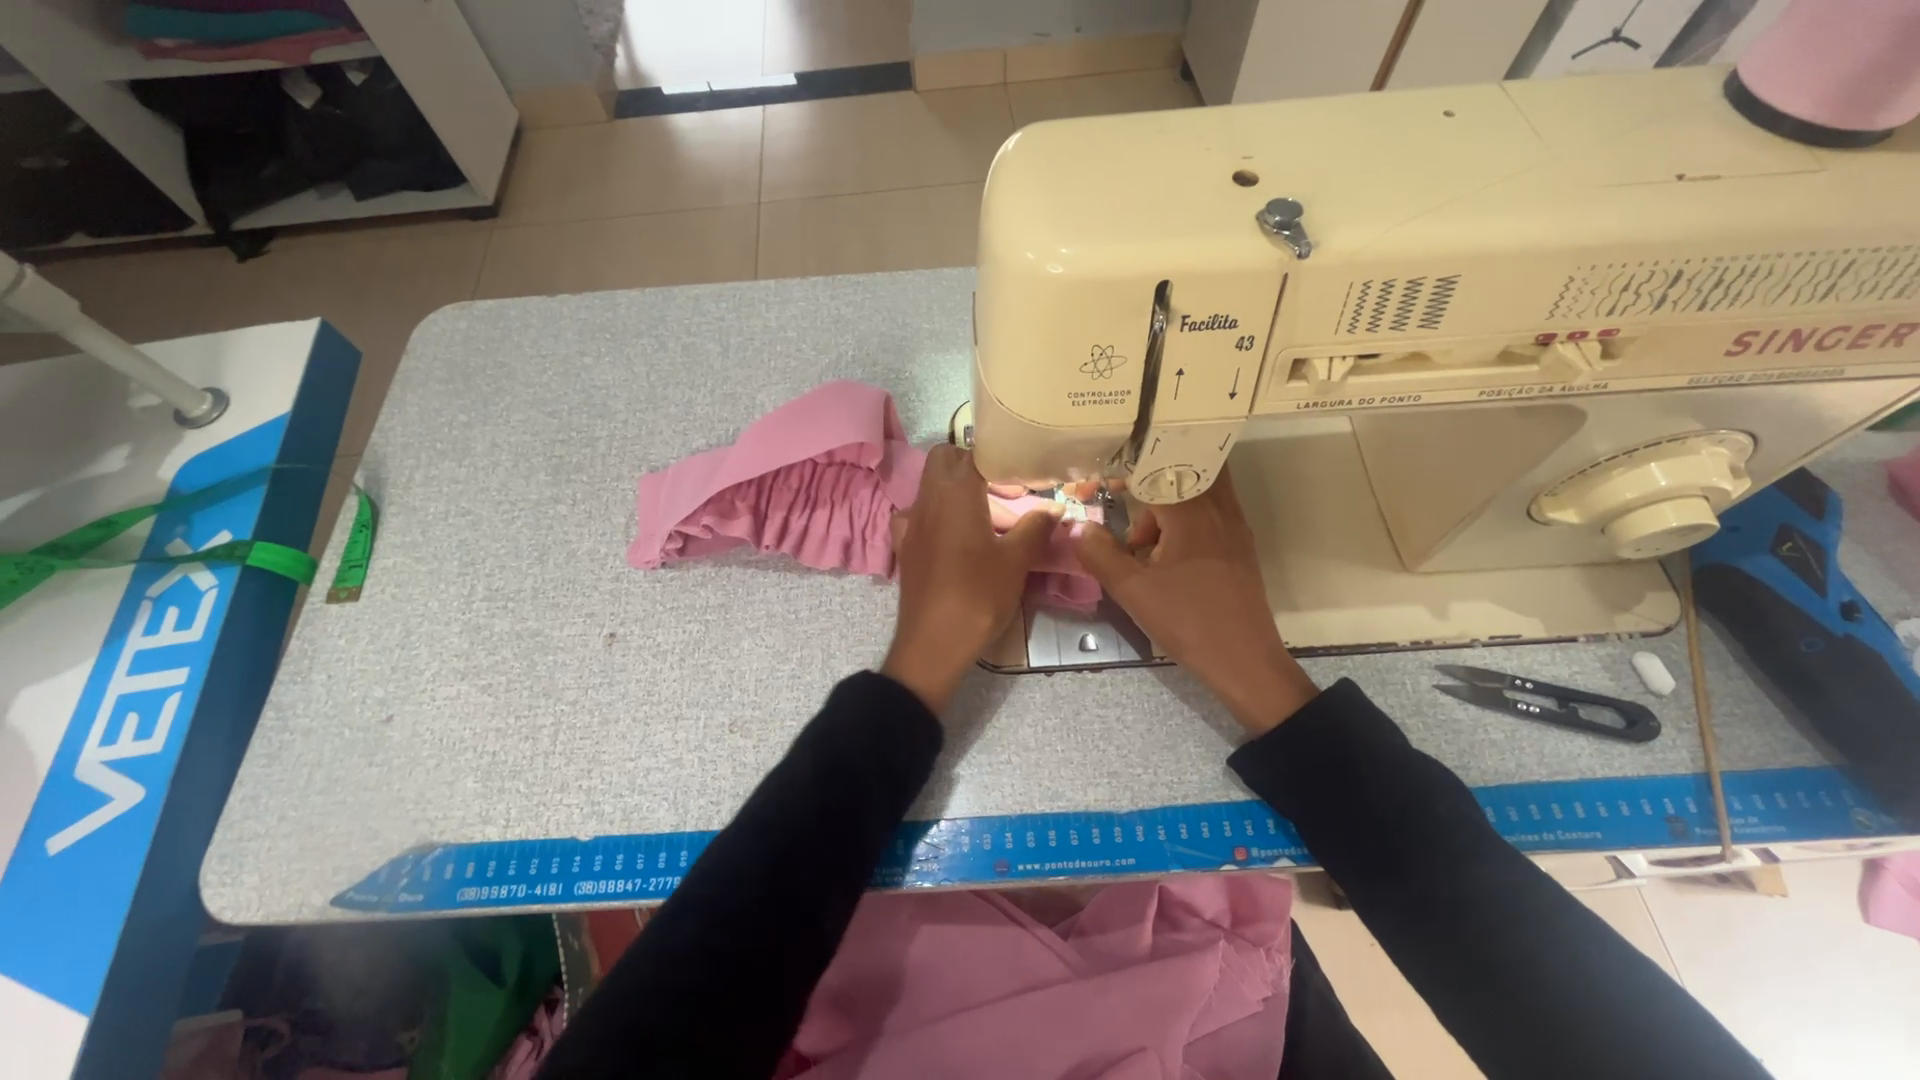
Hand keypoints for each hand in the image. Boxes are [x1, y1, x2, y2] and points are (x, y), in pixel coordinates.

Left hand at [883, 445, 1060, 712]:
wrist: (932, 644)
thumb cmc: (977, 596)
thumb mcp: (1016, 562)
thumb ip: (1036, 529)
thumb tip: (1054, 509)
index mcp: (956, 493)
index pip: (975, 452)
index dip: (1000, 456)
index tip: (1024, 471)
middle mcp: (928, 499)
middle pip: (944, 460)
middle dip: (972, 464)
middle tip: (1004, 486)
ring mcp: (911, 523)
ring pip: (930, 487)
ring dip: (955, 490)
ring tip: (986, 512)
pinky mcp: (904, 547)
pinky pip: (918, 516)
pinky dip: (936, 515)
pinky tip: (953, 535)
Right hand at [1074, 467, 1316, 734]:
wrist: (1244, 661)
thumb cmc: (1187, 621)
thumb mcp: (1132, 590)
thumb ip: (1100, 553)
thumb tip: (1079, 527)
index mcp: (1192, 511)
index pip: (1157, 470)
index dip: (1126, 474)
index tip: (1104, 487)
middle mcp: (1220, 509)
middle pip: (1186, 471)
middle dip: (1154, 481)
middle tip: (1126, 500)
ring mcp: (1235, 528)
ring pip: (1201, 493)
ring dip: (1171, 506)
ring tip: (1144, 543)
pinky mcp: (1241, 550)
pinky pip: (1212, 516)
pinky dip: (1186, 523)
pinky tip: (1167, 560)